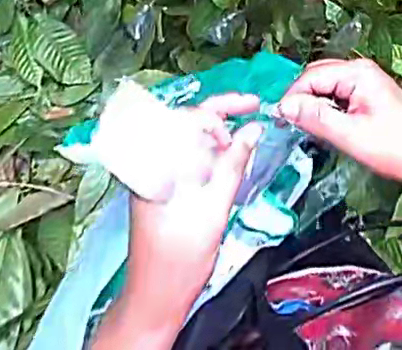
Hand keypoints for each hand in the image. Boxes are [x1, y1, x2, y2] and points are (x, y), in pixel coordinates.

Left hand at [118, 93, 262, 323]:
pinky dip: (206, 148)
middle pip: (187, 118)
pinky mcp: (159, 178)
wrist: (154, 297)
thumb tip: (253, 130)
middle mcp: (149, 157)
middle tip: (252, 104)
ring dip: (215, 129)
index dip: (220, 116)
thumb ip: (233, 165)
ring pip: (187, 132)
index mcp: (155, 159)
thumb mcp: (214, 210)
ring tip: (243, 133)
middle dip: (220, 110)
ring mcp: (152, 167)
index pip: (189, 117)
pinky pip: (183, 150)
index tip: (249, 120)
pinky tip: (226, 154)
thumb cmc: (178, 260)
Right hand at [276, 58, 401, 188]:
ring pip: (327, 84)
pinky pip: (338, 92)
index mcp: (357, 72)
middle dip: (301, 97)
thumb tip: (284, 106)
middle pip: (317, 75)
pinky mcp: (370, 93)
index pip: (311, 76)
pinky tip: (326, 125)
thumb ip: (316, 118)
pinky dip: (327, 106)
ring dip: (314, 102)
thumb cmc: (397, 149)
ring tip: (306, 126)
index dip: (293, 97)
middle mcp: (361, 69)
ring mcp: (367, 79)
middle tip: (289, 122)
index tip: (279, 118)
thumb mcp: (350, 136)